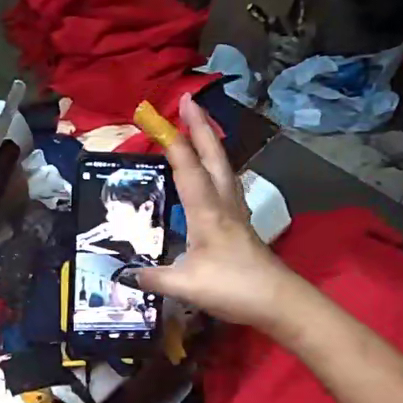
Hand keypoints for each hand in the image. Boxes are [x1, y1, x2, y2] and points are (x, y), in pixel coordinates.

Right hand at [129, 95, 307, 327]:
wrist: (278, 302)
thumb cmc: (234, 288)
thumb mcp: (185, 286)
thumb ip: (153, 278)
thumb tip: (124, 273)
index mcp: (207, 213)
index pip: (188, 170)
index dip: (174, 143)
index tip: (161, 116)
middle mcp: (223, 205)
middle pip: (213, 158)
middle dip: (200, 127)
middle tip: (188, 101)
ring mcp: (236, 214)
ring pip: (224, 169)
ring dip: (211, 144)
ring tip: (200, 128)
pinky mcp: (242, 226)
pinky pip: (227, 186)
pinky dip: (217, 169)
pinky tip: (214, 174)